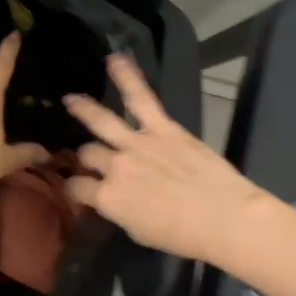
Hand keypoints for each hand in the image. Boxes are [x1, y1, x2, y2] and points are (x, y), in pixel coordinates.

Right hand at [63, 55, 270, 264]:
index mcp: (107, 198)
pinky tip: (115, 59)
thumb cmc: (183, 235)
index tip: (78, 189)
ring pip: (102, 121)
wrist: (224, 217)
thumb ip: (118, 210)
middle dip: (84, 157)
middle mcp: (115, 167)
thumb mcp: (138, 231)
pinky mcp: (163, 128)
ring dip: (84, 108)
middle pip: (88, 154)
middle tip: (88, 157)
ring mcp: (137, 143)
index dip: (74, 189)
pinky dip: (127, 77)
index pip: (76, 187)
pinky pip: (140, 98)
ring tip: (71, 99)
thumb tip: (110, 200)